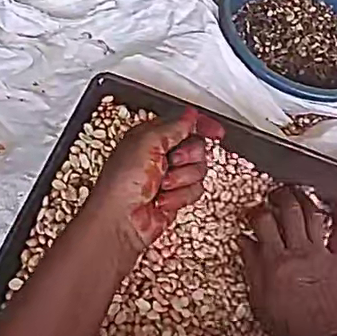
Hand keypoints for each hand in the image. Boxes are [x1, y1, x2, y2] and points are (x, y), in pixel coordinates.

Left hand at [83, 108, 223, 257]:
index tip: (216, 131)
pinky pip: (196, 190)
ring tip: (163, 185)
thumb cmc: (122, 183)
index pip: (184, 125)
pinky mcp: (176, 197)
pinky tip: (164, 199)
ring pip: (199, 170)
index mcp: (151, 137)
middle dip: (188, 156)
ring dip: (182, 178)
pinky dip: (181, 196)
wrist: (120, 220)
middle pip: (197, 148)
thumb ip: (174, 126)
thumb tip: (191, 115)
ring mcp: (170, 177)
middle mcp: (161, 156)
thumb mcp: (147, 142)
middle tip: (173, 162)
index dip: (201, 126)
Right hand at [239, 185, 336, 335]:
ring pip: (313, 214)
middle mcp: (299, 251)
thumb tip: (243, 240)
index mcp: (276, 262)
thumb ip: (251, 265)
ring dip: (303, 198)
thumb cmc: (287, 324)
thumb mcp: (259, 298)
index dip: (254, 211)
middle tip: (272, 194)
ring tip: (294, 192)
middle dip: (279, 196)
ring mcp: (320, 253)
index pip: (262, 223)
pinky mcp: (336, 258)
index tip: (249, 212)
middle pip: (290, 211)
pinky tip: (333, 201)